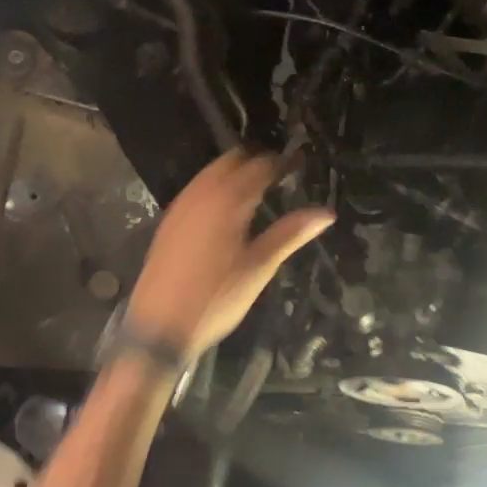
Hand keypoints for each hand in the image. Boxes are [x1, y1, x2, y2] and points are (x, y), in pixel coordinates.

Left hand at [125, 149, 334, 359]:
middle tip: (278, 178)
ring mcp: (180, 206)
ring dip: (232, 174)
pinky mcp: (167, 221)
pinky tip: (224, 212)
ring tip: (256, 192)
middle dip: (255, 163)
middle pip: (231, 161)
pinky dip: (213, 189)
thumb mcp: (258, 268)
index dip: (281, 164)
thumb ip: (290, 234)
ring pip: (210, 174)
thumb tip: (326, 214)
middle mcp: (200, 194)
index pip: (260, 166)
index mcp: (227, 200)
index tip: (299, 168)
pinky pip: (195, 190)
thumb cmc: (215, 298)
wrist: (159, 324)